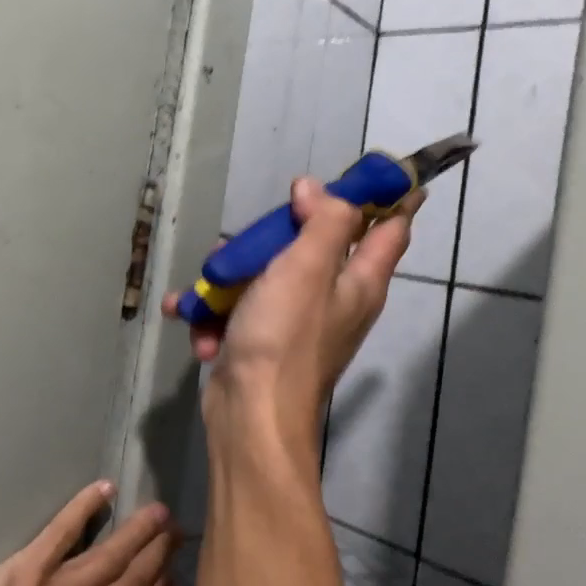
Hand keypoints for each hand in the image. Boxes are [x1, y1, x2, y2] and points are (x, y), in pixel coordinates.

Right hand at [162, 179, 420, 412]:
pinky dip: (213, 314)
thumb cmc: (283, 338)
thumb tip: (316, 188)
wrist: (249, 413)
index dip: (385, 197)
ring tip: (208, 293)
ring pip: (261, 276)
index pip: (391, 229)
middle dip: (270, 239)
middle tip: (251, 241)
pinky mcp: (259, 340)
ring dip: (226, 282)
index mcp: (359, 282)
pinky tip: (195, 322)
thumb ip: (321, 223)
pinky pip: (236, 310)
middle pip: (310, 246)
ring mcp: (293, 322)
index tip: (362, 172)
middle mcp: (333, 299)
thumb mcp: (305, 270)